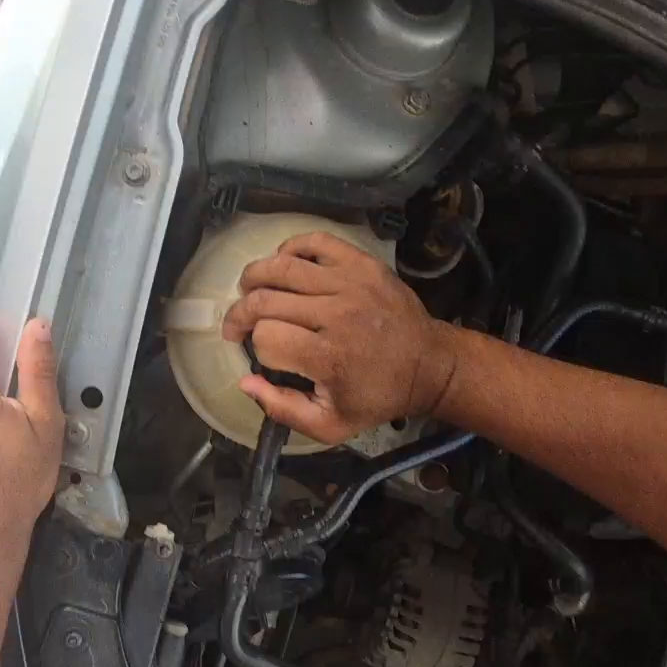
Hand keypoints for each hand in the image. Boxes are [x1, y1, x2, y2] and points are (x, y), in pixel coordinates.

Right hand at [221, 232, 458, 444]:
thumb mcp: (330, 425)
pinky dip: (290, 248)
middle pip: (264, 300)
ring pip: (281, 266)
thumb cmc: (377, 397)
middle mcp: (337, 314)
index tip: (263, 356)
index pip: (265, 339)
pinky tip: (283, 264)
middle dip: (239, 314)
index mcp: (329, 357)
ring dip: (254, 277)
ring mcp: (350, 282)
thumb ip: (282, 409)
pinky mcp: (362, 263)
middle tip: (236, 326)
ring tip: (248, 291)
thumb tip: (245, 381)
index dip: (256, 348)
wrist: (429, 365)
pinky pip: (314, 241)